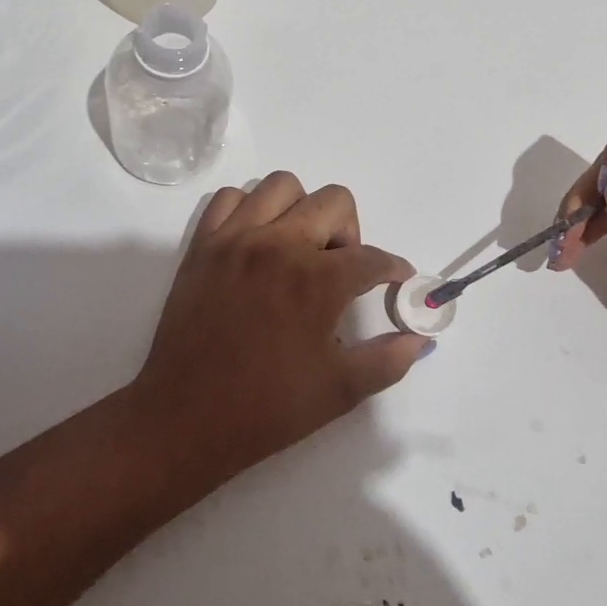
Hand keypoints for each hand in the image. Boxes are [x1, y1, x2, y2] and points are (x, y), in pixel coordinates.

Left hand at [130, 172, 429, 475]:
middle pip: (335, 201)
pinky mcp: (203, 245)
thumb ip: (388, 359)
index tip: (398, 279)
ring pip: (283, 186)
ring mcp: (236, 239)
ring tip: (299, 249)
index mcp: (317, 280)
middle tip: (341, 270)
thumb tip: (421, 340)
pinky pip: (230, 198)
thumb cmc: (267, 408)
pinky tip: (257, 244)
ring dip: (302, 210)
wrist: (185, 419)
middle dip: (351, 232)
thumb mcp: (340, 390)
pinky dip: (250, 210)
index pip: (373, 258)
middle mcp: (279, 245)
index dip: (394, 269)